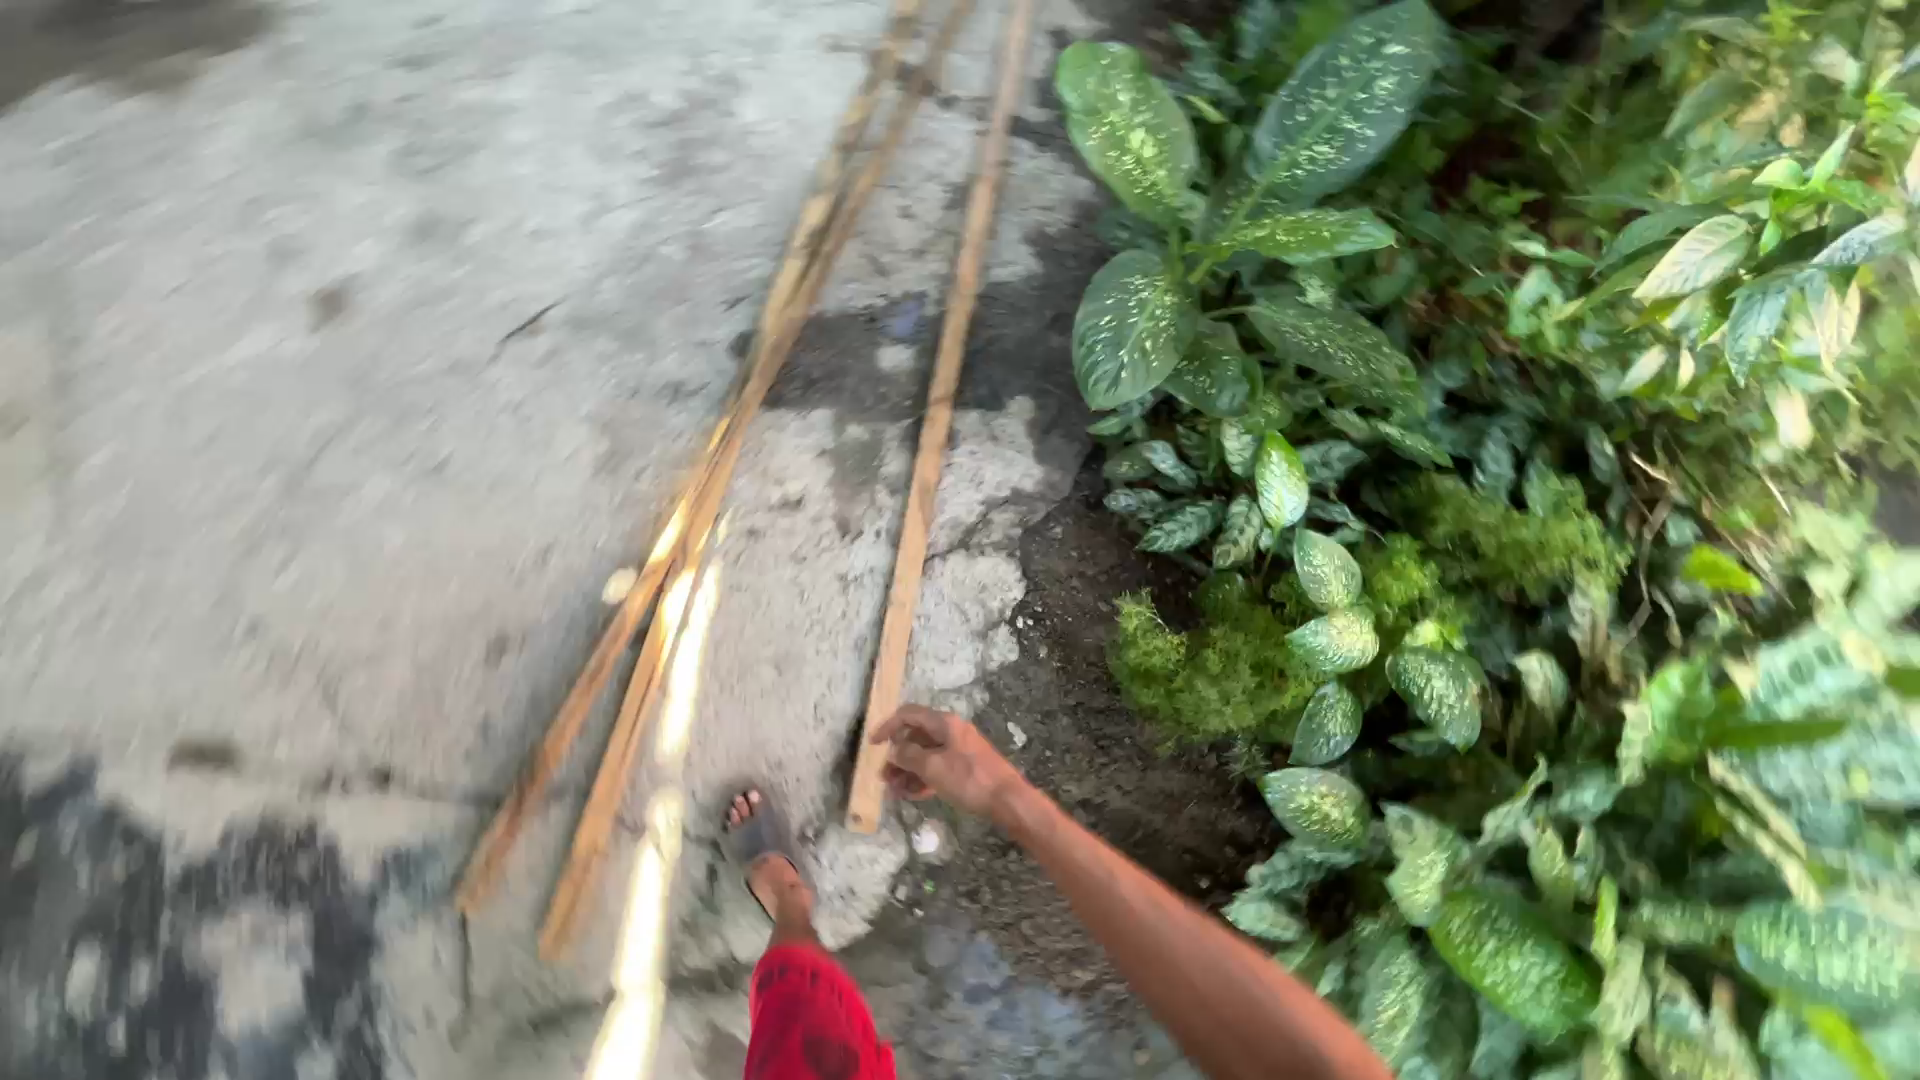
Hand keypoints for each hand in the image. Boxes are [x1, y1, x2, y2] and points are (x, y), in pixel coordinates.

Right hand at [869, 704, 1026, 818]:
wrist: (1007, 800)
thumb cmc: (969, 779)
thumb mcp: (933, 767)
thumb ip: (909, 756)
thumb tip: (894, 750)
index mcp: (944, 723)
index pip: (909, 714)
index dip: (888, 726)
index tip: (873, 745)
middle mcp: (951, 731)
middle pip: (916, 737)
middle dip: (898, 756)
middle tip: (885, 777)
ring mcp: (959, 749)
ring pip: (926, 755)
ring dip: (908, 770)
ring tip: (895, 791)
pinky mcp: (965, 767)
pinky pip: (937, 768)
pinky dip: (923, 778)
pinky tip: (912, 795)